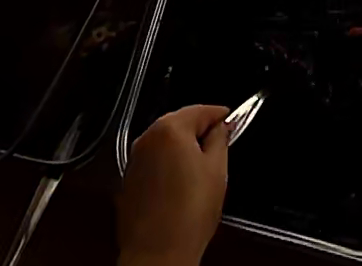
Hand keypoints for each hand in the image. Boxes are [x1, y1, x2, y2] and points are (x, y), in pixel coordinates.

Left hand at [117, 105, 229, 265]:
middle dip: (201, 133)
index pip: (202, 110)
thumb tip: (221, 127)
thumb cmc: (188, 214)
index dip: (221, 116)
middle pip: (181, 124)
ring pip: (167, 144)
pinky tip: (181, 187)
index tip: (232, 122)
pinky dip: (168, 167)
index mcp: (169, 128)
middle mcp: (147, 138)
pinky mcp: (129, 182)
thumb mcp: (217, 168)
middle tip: (220, 148)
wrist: (157, 257)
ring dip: (184, 150)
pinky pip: (155, 163)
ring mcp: (135, 160)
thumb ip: (220, 138)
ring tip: (201, 172)